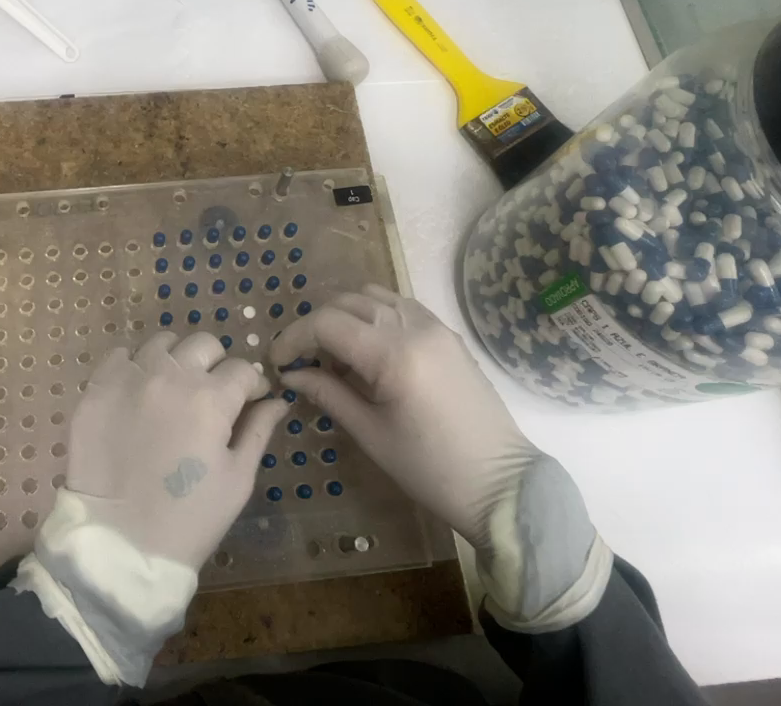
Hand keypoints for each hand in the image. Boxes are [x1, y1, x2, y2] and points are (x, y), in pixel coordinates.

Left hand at [64, 331, 288, 568]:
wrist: (120, 544)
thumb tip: (277, 401)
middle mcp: (171, 375)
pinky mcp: (97, 387)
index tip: (250, 399)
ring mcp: (130, 377)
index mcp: (211, 398)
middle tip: (210, 393)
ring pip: (162, 342)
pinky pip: (121, 355)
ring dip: (175, 358)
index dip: (251, 384)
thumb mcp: (237, 479)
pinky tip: (138, 391)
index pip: (243, 369)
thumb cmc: (189, 518)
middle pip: (204, 344)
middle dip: (216, 364)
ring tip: (172, 387)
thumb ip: (258, 430)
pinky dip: (135, 365)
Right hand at [271, 286, 610, 631]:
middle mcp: (413, 326)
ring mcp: (434, 325)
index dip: (293, 338)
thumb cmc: (430, 469)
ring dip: (343, 315)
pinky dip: (373, 315)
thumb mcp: (370, 434)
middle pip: (345, 302)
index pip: (326, 323)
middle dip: (314, 326)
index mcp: (392, 354)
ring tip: (333, 352)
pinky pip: (398, 305)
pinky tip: (367, 348)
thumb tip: (291, 375)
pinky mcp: (446, 333)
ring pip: (372, 296)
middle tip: (301, 360)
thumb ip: (327, 394)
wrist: (502, 485)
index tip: (278, 362)